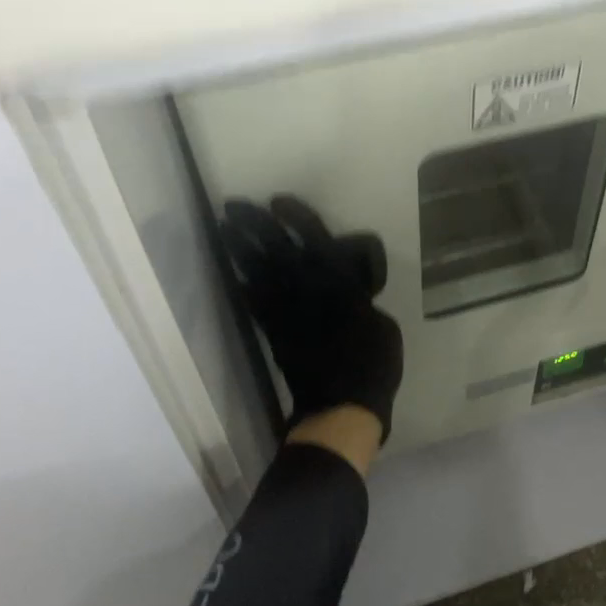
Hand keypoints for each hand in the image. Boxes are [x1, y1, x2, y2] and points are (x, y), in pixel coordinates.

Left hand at [222, 196, 402, 443]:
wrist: (342, 405)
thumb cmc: (373, 361)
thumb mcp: (382, 321)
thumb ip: (362, 298)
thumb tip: (353, 291)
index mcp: (336, 277)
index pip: (311, 234)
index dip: (293, 215)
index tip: (276, 200)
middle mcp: (304, 285)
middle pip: (273, 245)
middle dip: (252, 224)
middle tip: (232, 206)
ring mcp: (284, 309)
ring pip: (255, 270)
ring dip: (237, 249)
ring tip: (223, 231)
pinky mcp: (272, 332)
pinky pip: (253, 303)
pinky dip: (242, 288)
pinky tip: (233, 277)